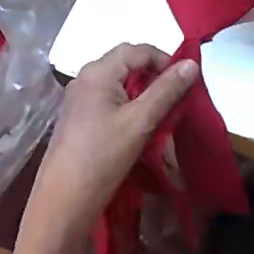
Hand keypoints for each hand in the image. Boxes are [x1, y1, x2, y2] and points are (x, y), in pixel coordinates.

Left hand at [23, 44, 197, 248]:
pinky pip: (108, 98)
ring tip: (161, 112)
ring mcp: (78, 99)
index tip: (184, 82)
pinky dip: (128, 104)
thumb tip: (191, 63)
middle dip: (154, 75)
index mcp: (97, 72)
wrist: (63, 203)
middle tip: (175, 96)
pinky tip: (139, 126)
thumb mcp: (141, 121)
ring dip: (142, 91)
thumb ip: (167, 90)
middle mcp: (84, 78)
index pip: (138, 50)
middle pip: (126, 63)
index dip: (164, 60)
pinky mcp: (77, 118)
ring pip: (118, 82)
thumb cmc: (102, 157)